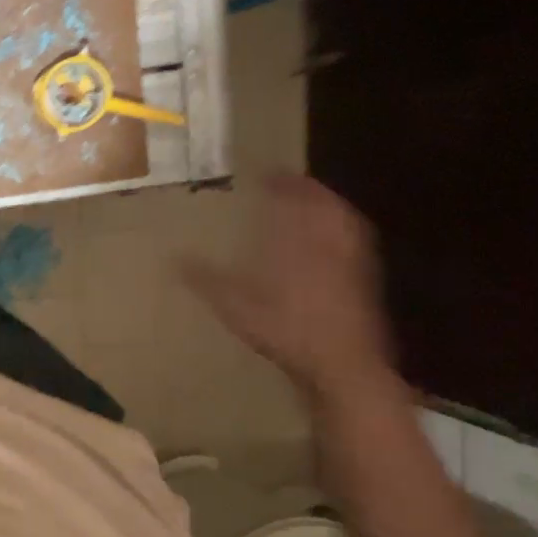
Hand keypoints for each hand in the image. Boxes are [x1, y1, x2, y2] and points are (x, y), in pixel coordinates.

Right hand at [183, 175, 394, 396]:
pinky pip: (354, 243)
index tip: (267, 172)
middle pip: (323, 207)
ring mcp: (351, 262)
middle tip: (294, 181)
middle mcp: (327, 244)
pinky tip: (332, 241)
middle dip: (309, 191)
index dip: (280, 185)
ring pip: (343, 222)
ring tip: (316, 202)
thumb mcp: (235, 307)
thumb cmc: (287, 332)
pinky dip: (343, 231)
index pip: (290, 203)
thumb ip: (206, 280)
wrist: (343, 365)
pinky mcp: (364, 281)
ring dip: (330, 208)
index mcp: (297, 244)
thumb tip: (172, 258)